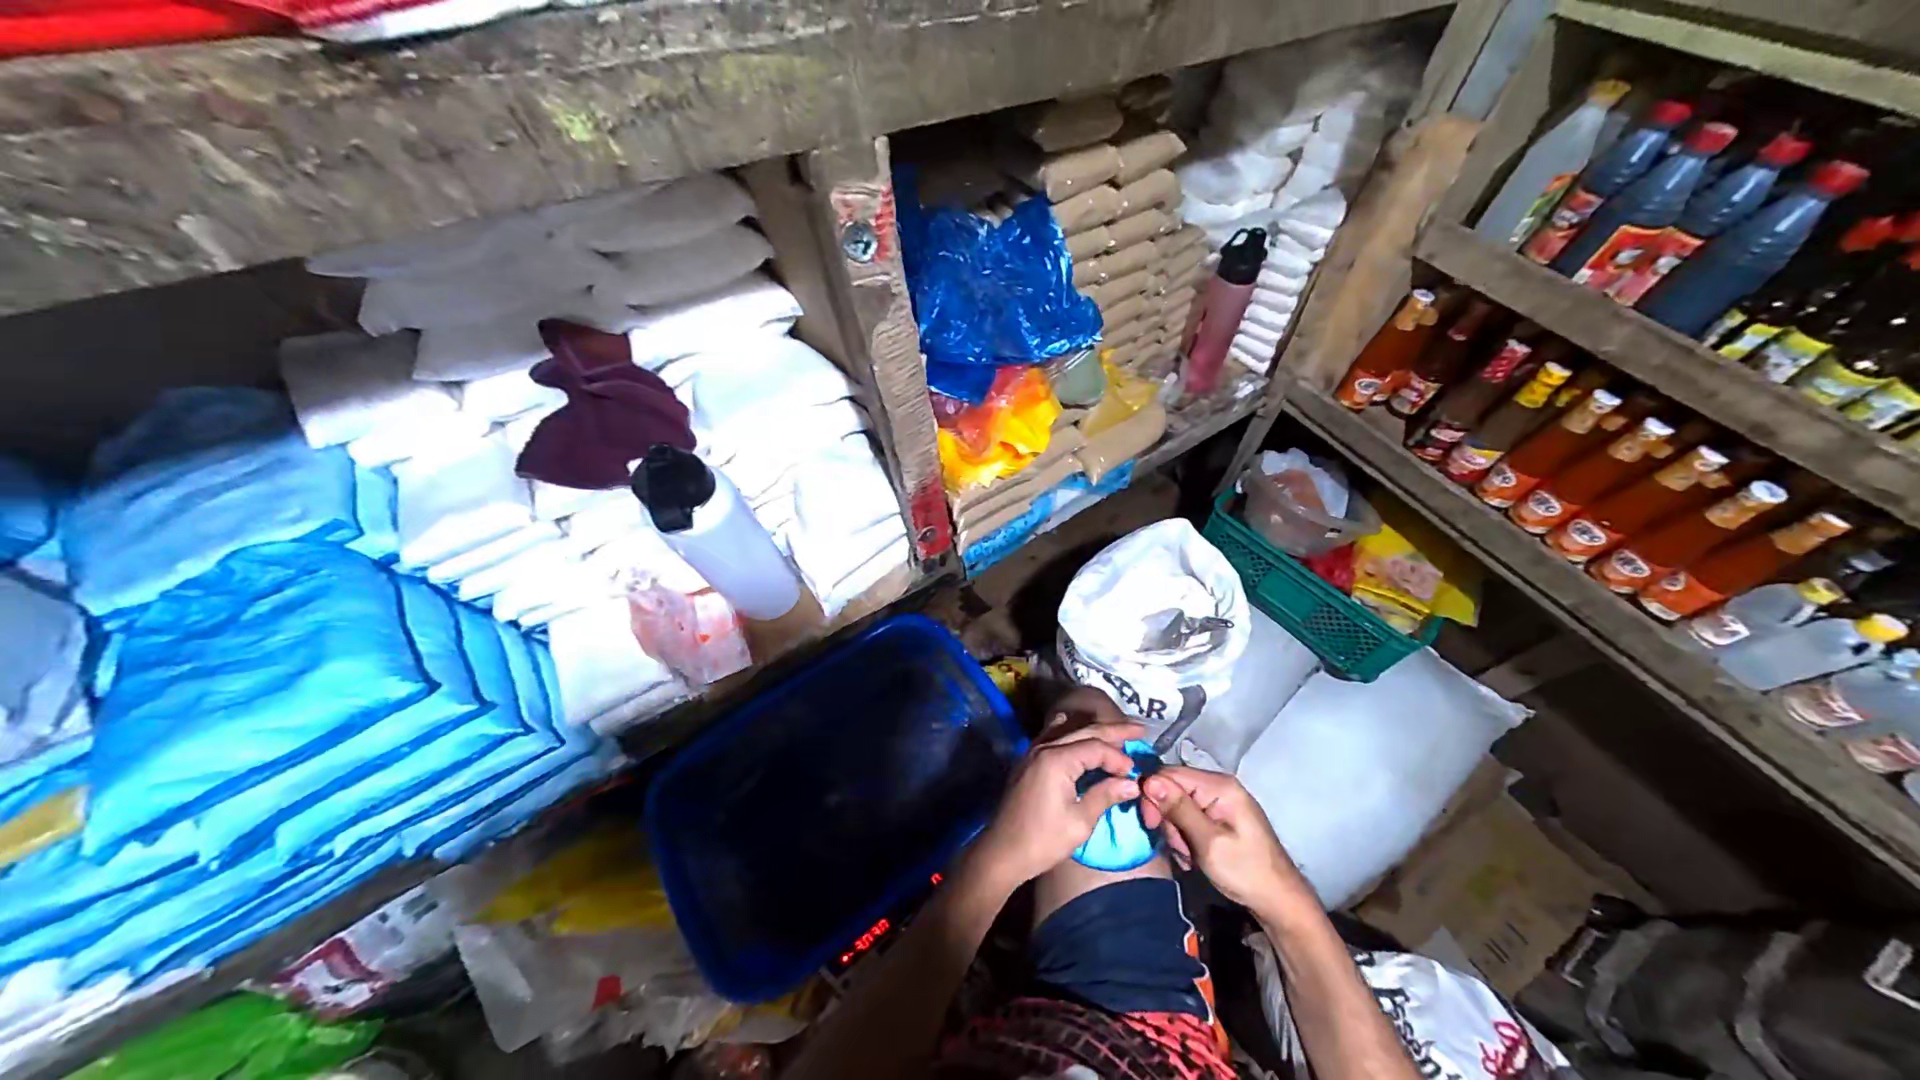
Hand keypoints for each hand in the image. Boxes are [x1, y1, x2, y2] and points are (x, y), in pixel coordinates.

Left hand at [969, 691, 1145, 888]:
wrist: (1003, 851)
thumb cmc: (1043, 840)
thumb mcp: (1080, 821)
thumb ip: (1105, 795)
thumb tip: (1132, 783)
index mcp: (1057, 760)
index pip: (1096, 748)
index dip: (1118, 757)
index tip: (1135, 772)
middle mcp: (1044, 748)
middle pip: (1084, 732)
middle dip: (1113, 730)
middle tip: (1140, 728)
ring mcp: (1033, 753)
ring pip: (1068, 731)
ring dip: (1092, 730)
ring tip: (1116, 728)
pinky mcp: (1028, 762)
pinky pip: (1050, 737)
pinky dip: (1065, 729)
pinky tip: (1067, 720)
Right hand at [1141, 765, 1310, 915]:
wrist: (1278, 901)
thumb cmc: (1246, 872)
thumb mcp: (1208, 842)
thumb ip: (1179, 809)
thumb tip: (1149, 780)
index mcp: (1220, 786)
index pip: (1169, 774)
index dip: (1153, 796)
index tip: (1151, 825)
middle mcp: (1219, 786)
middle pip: (1172, 789)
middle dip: (1168, 819)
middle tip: (1180, 847)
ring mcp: (1220, 801)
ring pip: (1177, 805)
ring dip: (1176, 832)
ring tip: (1190, 855)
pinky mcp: (1218, 816)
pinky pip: (1188, 816)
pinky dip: (1185, 836)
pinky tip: (1194, 855)